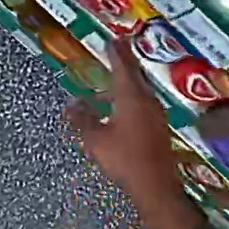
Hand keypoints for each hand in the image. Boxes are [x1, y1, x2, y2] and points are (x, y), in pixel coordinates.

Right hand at [66, 39, 205, 228]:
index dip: (116, 53)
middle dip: (122, 67)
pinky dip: (129, 102)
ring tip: (108, 89)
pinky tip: (119, 113)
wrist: (155, 187)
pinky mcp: (158, 130)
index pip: (123, 68)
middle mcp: (148, 102)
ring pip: (139, 93)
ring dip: (124, 87)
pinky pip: (142, 107)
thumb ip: (82, 120)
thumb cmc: (125, 160)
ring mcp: (156, 116)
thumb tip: (70, 105)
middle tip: (113, 56)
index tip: (112, 40)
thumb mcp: (96, 140)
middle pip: (135, 78)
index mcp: (132, 98)